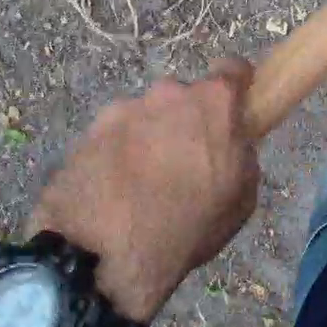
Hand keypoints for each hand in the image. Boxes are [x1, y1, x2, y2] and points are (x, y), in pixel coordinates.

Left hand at [29, 61, 259, 321]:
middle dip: (186, 121)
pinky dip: (114, 158)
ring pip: (144, 118)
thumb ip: (241, 155)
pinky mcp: (84, 135)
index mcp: (213, 101)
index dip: (235, 90)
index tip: (232, 115)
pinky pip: (110, 139)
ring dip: (148, 139)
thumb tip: (230, 146)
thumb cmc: (188, 225)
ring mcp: (121, 111)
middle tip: (182, 164)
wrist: (102, 257)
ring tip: (140, 188)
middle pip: (183, 97)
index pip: (233, 69)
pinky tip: (111, 195)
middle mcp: (168, 93)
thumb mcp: (242, 196)